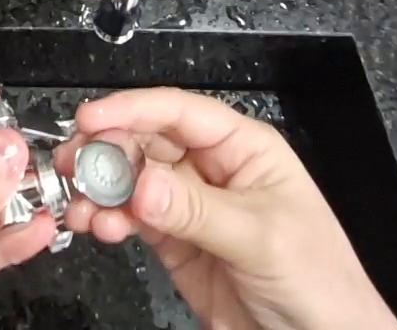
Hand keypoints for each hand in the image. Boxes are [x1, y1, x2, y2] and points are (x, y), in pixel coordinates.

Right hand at [61, 88, 396, 329]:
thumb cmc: (321, 287)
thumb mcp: (262, 239)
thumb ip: (198, 210)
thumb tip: (142, 182)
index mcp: (242, 148)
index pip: (179, 112)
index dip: (133, 109)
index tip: (92, 118)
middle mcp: (211, 168)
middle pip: (147, 140)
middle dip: (107, 149)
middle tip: (75, 163)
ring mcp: (190, 204)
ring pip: (133, 179)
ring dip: (102, 187)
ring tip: (82, 206)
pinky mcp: (176, 241)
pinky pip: (133, 217)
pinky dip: (110, 218)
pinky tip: (99, 226)